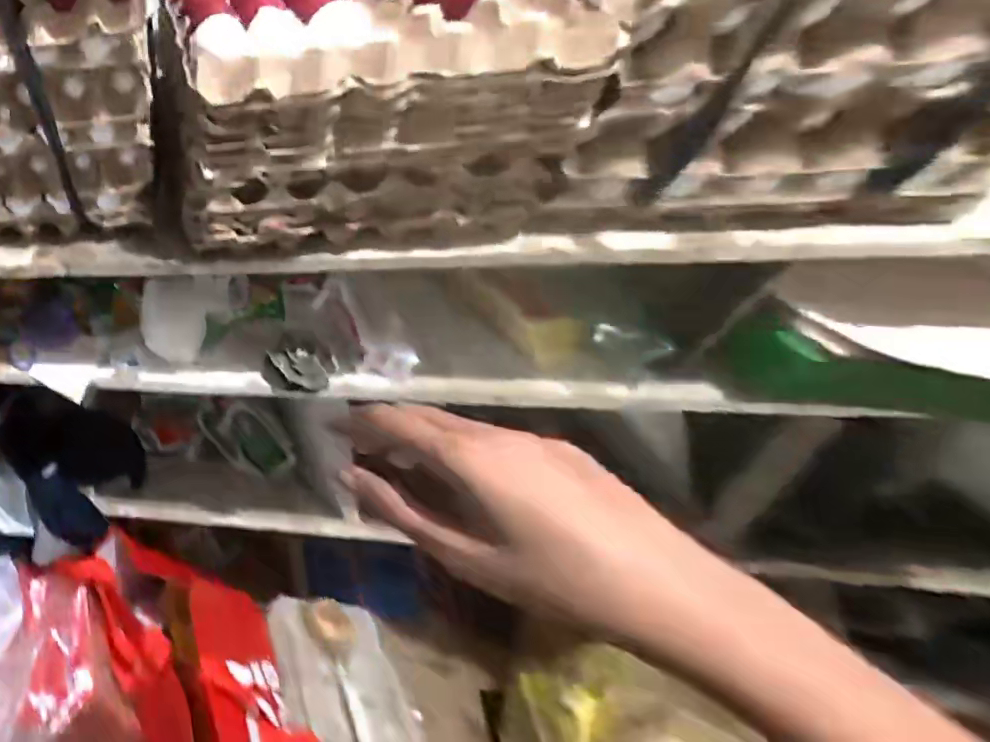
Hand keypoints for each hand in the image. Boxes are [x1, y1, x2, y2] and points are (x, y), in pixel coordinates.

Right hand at [341, 405, 755, 649]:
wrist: (680, 594)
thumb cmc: (559, 582)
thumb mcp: (468, 557)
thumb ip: (401, 512)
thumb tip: (349, 477)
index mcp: (466, 455)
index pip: (392, 421)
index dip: (356, 422)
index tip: (329, 429)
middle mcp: (495, 432)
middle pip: (424, 415)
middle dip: (386, 426)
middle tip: (361, 449)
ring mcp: (534, 438)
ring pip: (460, 425)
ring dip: (425, 437)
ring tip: (411, 467)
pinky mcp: (565, 451)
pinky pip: (495, 437)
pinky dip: (464, 446)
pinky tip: (476, 482)